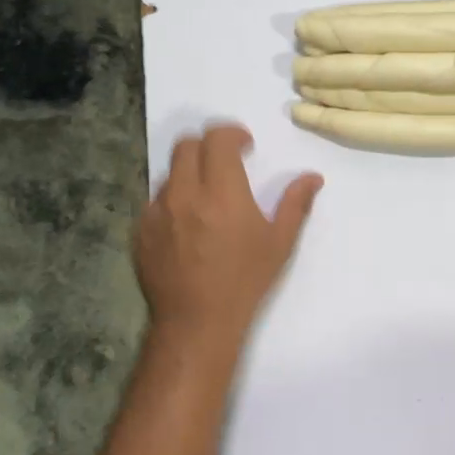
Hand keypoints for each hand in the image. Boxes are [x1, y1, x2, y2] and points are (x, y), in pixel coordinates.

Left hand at [134, 125, 322, 343]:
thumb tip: (313, 178)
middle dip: (208, 145)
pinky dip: (173, 202)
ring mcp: (156, 211)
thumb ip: (295, 203)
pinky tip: (189, 226)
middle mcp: (184, 193)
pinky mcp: (141, 230)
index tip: (245, 145)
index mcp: (222, 192)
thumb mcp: (279, 243)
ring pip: (170, 173)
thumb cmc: (246, 281)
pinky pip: (155, 202)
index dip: (232, 134)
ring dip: (190, 174)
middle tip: (226, 162)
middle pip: (186, 145)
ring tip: (208, 198)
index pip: (217, 139)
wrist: (197, 321)